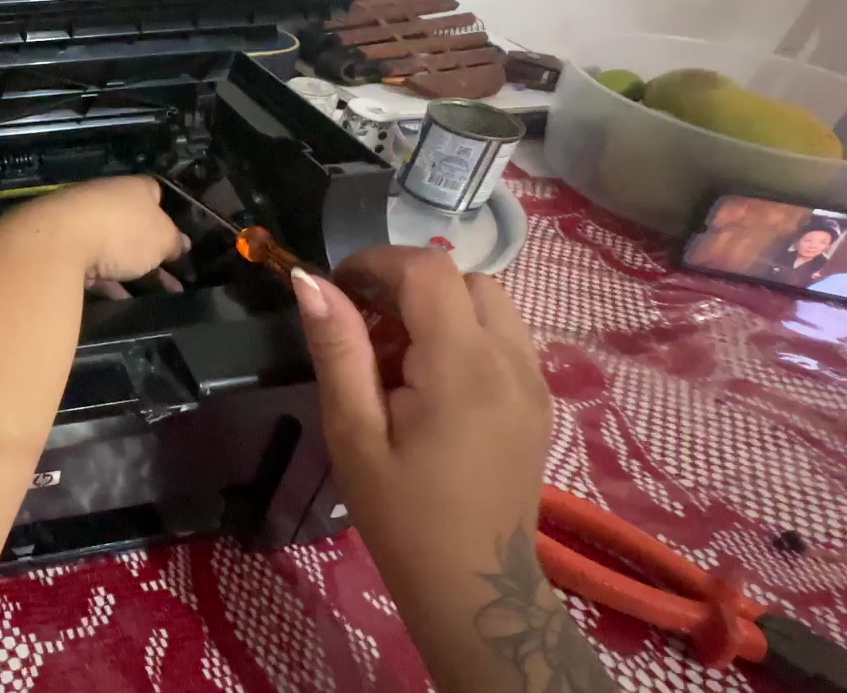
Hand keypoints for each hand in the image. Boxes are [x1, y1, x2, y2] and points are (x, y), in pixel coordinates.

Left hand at [0, 176, 189, 283]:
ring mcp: (82, 224)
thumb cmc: (121, 231)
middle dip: (153, 252)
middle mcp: (105, 200)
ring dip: (134, 273)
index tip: (183, 240)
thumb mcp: (163, 238)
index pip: (157, 194)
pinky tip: (124, 304)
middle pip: (135, 226)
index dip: (172, 215)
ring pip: (114, 250)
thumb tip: (180, 244)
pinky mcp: (64, 250)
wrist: (60, 243)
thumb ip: (174, 241)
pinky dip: (109, 285)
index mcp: (132, 188)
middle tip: (178, 280)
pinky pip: (93, 269)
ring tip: (160, 299)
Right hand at [291, 247, 593, 691]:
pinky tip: (425, 375)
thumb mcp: (351, 428)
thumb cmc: (399, 509)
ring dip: (435, 303)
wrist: (473, 584)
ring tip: (394, 349)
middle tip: (362, 322)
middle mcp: (513, 363)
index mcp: (464, 369)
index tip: (337, 292)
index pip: (429, 269)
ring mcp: (534, 381)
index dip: (375, 262)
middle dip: (405, 280)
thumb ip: (337, 347)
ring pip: (489, 300)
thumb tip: (309, 280)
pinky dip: (459, 328)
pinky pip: (502, 333)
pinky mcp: (537, 399)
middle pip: (464, 276)